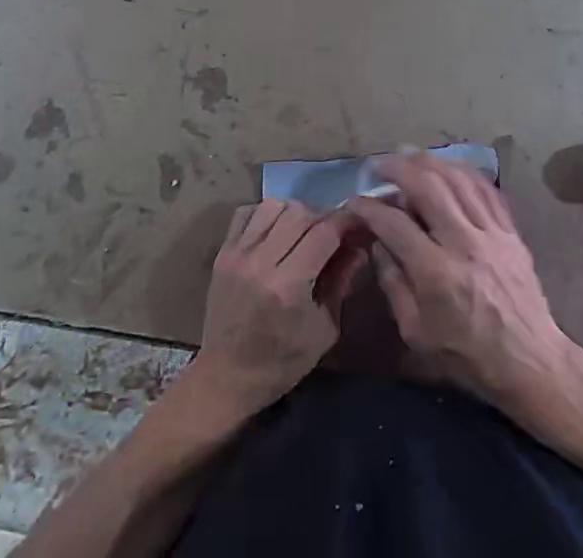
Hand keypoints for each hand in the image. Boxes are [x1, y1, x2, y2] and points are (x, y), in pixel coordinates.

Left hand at [194, 199, 365, 414]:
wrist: (226, 377)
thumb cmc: (282, 361)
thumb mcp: (324, 329)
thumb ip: (341, 282)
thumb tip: (360, 247)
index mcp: (288, 285)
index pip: (324, 232)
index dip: (347, 222)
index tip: (360, 224)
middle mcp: (261, 262)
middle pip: (300, 213)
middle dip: (324, 218)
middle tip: (332, 235)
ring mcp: (237, 255)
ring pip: (273, 206)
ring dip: (295, 213)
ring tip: (302, 233)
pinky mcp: (222, 254)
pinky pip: (245, 213)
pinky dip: (265, 214)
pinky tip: (275, 233)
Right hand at [347, 153, 571, 411]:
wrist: (528, 359)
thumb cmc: (467, 354)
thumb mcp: (416, 331)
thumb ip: (393, 284)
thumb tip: (378, 245)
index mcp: (436, 272)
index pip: (395, 224)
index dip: (369, 208)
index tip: (355, 201)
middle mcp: (464, 243)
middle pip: (429, 187)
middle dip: (399, 169)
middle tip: (380, 164)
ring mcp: (492, 233)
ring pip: (459, 180)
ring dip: (431, 162)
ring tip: (410, 156)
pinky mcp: (511, 232)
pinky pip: (487, 190)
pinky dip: (465, 173)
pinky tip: (450, 168)